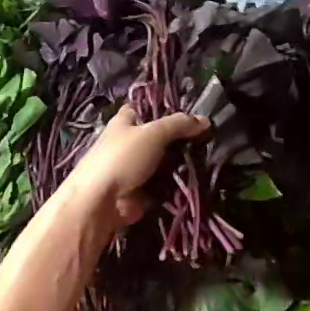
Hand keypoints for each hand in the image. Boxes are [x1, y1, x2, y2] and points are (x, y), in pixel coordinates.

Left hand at [63, 106, 208, 226]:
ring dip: (181, 163)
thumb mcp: (153, 134)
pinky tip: (198, 179)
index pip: (145, 109)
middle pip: (159, 137)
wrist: (100, 201)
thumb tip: (205, 120)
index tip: (192, 113)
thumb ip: (178, 125)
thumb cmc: (122, 158)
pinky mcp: (140, 190)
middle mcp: (128, 143)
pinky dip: (176, 184)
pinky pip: (163, 184)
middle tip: (207, 139)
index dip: (166, 109)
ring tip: (208, 159)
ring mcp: (134, 168)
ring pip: (164, 162)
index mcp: (124, 122)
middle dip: (180, 139)